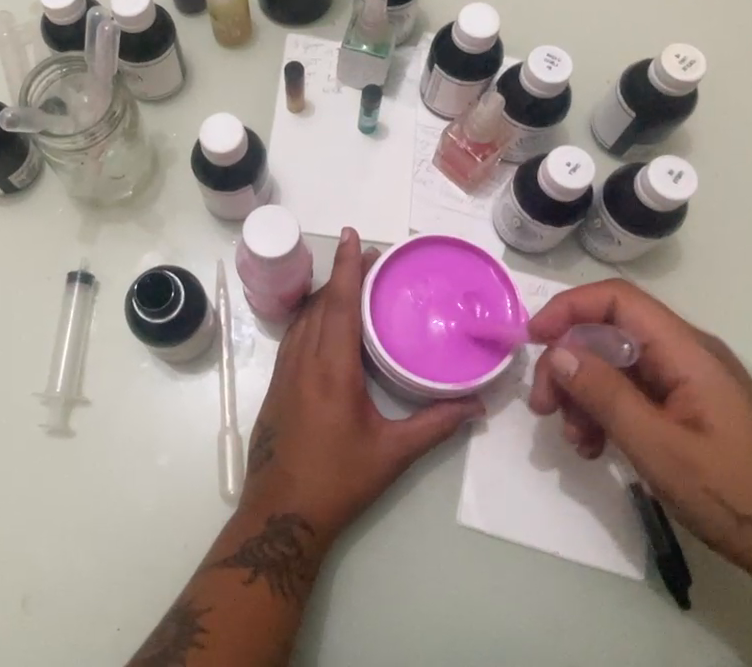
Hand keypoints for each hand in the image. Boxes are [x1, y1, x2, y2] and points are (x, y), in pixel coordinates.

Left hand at [241, 228, 484, 541]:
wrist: (280, 514)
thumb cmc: (338, 481)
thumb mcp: (392, 453)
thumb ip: (435, 425)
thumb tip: (476, 406)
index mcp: (331, 370)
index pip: (338, 305)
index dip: (347, 268)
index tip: (353, 236)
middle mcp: (302, 362)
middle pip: (319, 305)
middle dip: (341, 275)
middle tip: (368, 256)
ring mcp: (283, 374)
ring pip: (301, 320)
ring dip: (323, 295)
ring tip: (350, 283)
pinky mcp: (276, 387)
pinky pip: (293, 338)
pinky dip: (310, 318)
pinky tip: (325, 325)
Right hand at [526, 279, 751, 588]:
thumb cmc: (733, 494)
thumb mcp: (658, 447)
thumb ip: (605, 394)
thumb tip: (557, 351)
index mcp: (686, 351)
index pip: (617, 299)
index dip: (568, 308)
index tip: (532, 341)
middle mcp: (686, 354)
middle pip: (609, 333)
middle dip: (568, 363)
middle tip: (544, 407)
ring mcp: (687, 381)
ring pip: (616, 364)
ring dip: (584, 393)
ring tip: (575, 440)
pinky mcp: (687, 406)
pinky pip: (633, 391)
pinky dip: (605, 411)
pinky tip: (596, 447)